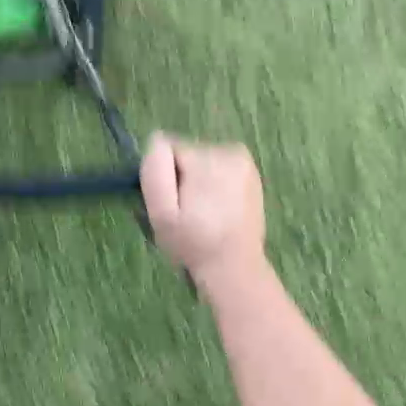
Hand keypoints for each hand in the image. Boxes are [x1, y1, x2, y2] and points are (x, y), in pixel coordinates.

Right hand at [140, 134, 266, 287]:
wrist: (234, 265)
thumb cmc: (192, 243)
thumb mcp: (162, 214)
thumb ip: (154, 173)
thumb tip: (155, 140)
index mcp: (205, 159)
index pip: (165, 148)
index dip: (163, 176)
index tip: (171, 203)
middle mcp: (228, 150)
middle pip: (184, 153)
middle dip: (180, 178)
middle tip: (185, 212)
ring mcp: (244, 160)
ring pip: (200, 160)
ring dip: (196, 181)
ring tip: (202, 212)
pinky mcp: (251, 172)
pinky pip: (218, 167)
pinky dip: (213, 183)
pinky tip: (217, 208)